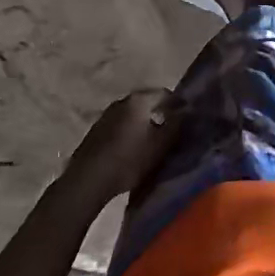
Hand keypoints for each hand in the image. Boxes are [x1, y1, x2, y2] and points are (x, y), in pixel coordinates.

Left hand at [65, 89, 180, 200]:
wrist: (87, 181)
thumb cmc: (129, 159)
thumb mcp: (161, 144)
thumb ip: (177, 124)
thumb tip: (187, 110)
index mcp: (138, 100)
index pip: (164, 94)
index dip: (178, 104)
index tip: (187, 116)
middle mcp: (121, 102)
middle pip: (146, 103)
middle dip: (160, 113)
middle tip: (171, 129)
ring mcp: (105, 116)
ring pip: (132, 115)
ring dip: (143, 124)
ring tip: (152, 141)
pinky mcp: (94, 133)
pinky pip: (119, 127)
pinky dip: (129, 133)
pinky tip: (131, 149)